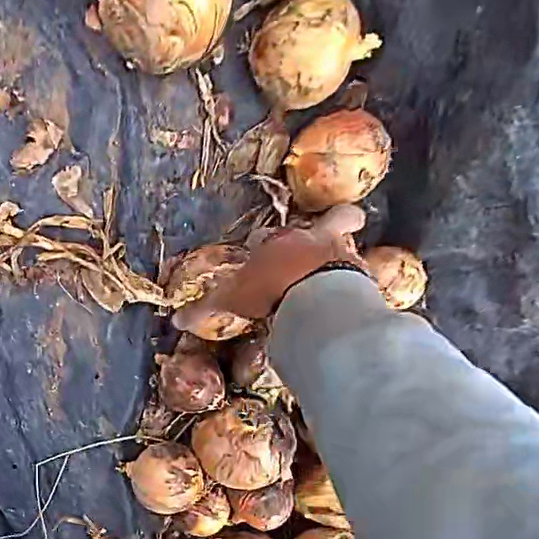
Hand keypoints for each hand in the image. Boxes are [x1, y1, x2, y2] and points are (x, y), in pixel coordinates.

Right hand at [175, 205, 366, 326]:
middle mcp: (309, 240)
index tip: (259, 251)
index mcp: (275, 243)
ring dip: (345, 249)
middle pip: (331, 218)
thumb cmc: (267, 290)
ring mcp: (340, 253)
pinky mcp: (361, 274)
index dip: (262, 244)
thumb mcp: (230, 299)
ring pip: (349, 239)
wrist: (312, 296)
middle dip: (334, 221)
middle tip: (339, 226)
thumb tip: (176, 320)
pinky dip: (358, 280)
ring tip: (343, 266)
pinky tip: (356, 293)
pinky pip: (363, 272)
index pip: (265, 236)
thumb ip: (206, 308)